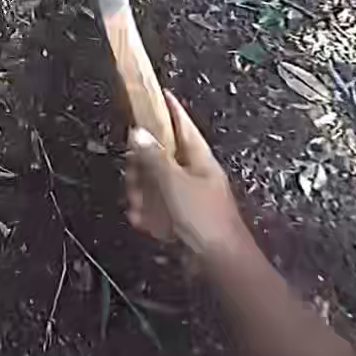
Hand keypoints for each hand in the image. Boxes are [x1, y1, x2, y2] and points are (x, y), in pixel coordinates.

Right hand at [123, 92, 253, 263]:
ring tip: (141, 208)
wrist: (221, 263)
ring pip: (152, 182)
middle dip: (141, 168)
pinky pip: (156, 205)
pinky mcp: (180, 215)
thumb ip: (154, 157)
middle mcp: (192, 172)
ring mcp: (186, 194)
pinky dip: (148, 213)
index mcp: (198, 158)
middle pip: (158, 155)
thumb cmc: (205, 219)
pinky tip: (147, 223)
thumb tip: (138, 132)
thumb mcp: (174, 183)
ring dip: (142, 195)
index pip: (182, 124)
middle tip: (134, 177)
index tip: (158, 93)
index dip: (170, 108)